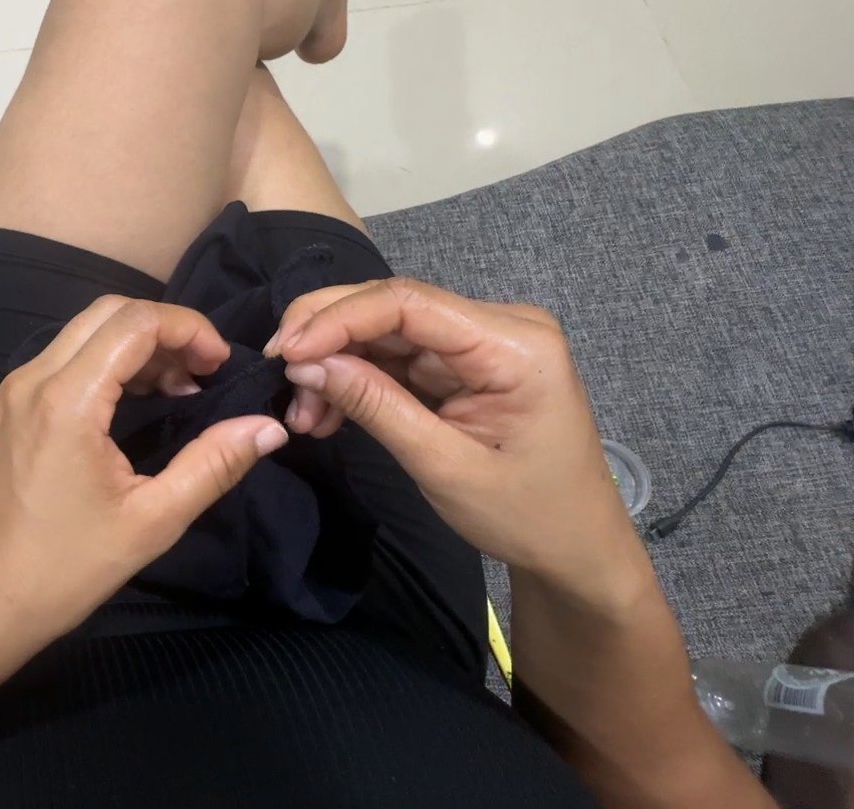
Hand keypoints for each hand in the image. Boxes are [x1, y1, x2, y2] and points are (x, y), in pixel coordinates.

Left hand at [0, 296, 289, 676]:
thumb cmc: (68, 568)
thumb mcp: (152, 520)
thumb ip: (213, 464)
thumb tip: (269, 427)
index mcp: (66, 400)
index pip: (134, 322)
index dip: (189, 328)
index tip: (222, 364)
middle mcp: (34, 378)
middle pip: (109, 313)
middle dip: (167, 328)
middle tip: (207, 372)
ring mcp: (18, 389)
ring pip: (87, 330)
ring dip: (140, 343)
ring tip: (185, 387)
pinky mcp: (15, 405)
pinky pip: (68, 357)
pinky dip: (112, 360)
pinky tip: (144, 397)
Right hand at [266, 278, 641, 602]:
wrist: (575, 551)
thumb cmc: (527, 516)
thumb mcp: (442, 465)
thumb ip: (374, 405)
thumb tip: (304, 364)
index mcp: (512, 343)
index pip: (405, 302)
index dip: (336, 318)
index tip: (285, 353)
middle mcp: (494, 324)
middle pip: (387, 305)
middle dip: (324, 336)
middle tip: (278, 371)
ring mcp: (474, 341)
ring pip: (378, 330)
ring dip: (331, 364)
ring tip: (302, 414)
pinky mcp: (456, 361)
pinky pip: (388, 356)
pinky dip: (350, 381)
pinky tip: (324, 413)